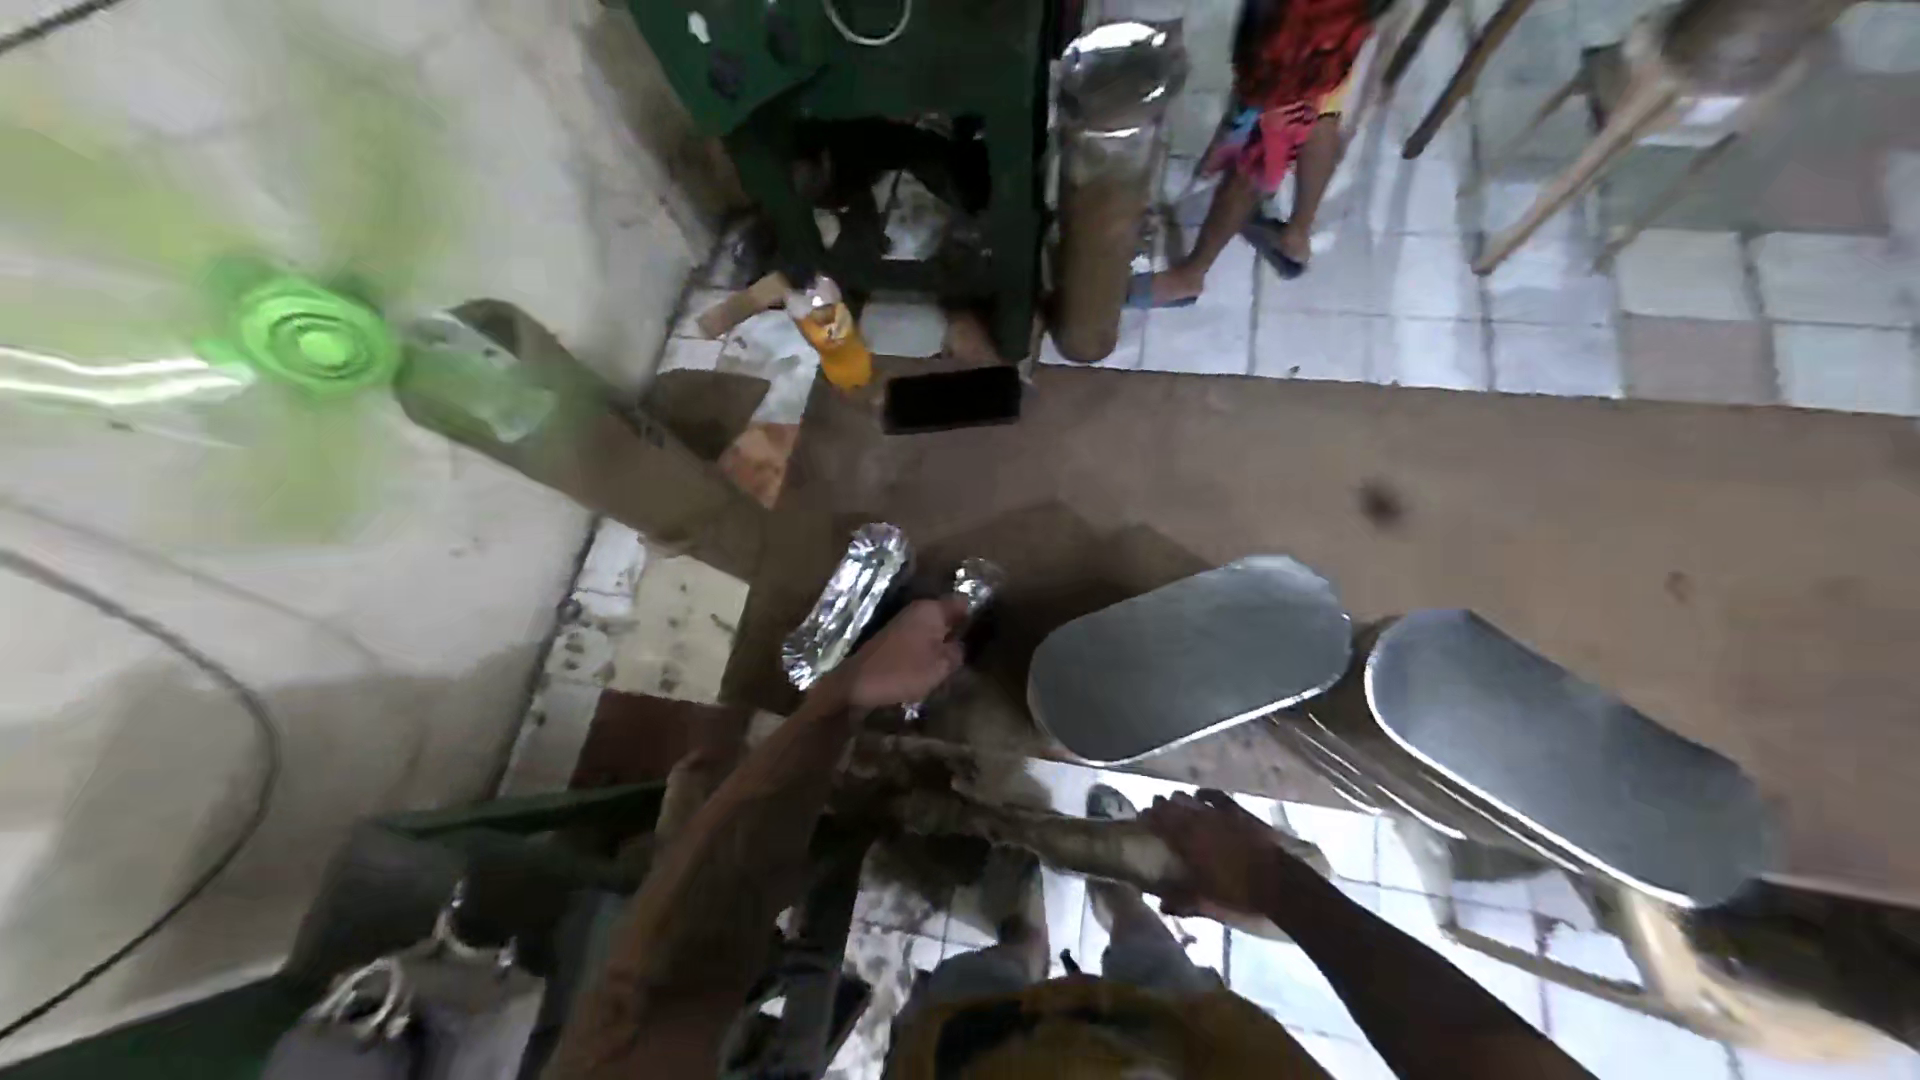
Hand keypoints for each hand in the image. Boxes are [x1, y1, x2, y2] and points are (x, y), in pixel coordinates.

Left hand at [836, 594, 967, 709]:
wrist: (857, 684)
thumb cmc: (903, 671)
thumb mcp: (940, 666)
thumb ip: (957, 651)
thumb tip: (961, 645)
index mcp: (931, 609)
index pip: (963, 603)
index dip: (976, 617)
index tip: (986, 634)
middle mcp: (917, 610)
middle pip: (948, 617)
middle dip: (959, 633)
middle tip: (972, 654)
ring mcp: (903, 623)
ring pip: (934, 630)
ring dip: (943, 645)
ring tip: (953, 665)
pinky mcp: (893, 638)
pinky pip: (920, 640)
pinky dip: (928, 651)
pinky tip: (931, 668)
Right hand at [1141, 789, 1309, 917]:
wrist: (1283, 887)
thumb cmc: (1243, 898)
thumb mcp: (1210, 903)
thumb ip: (1183, 901)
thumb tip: (1160, 903)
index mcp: (1188, 843)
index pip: (1161, 822)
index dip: (1149, 818)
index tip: (1141, 819)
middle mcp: (1200, 823)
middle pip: (1173, 806)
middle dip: (1161, 807)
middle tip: (1154, 812)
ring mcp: (1220, 815)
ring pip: (1191, 799)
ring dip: (1179, 800)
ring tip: (1173, 804)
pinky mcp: (1238, 813)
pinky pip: (1216, 797)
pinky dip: (1205, 794)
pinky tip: (1200, 794)